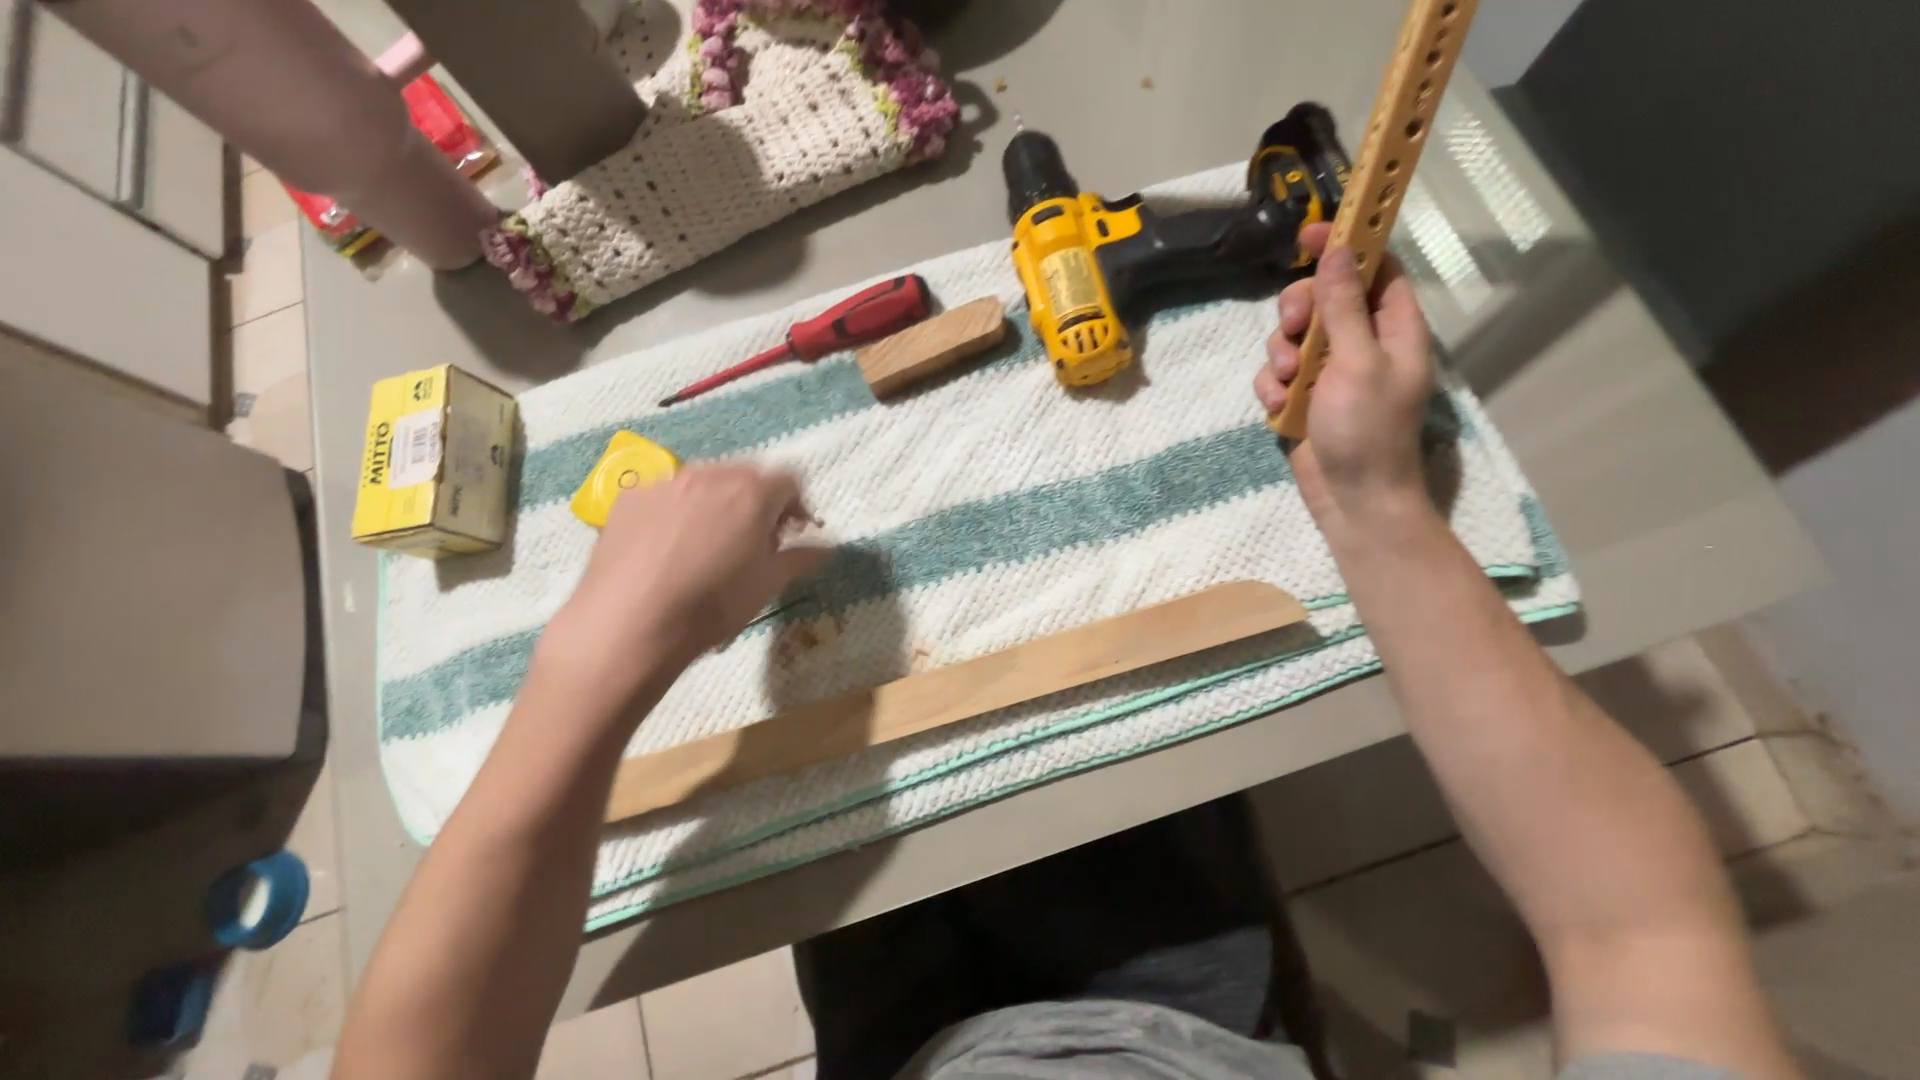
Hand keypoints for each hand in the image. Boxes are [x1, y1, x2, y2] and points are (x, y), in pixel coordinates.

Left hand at [541, 464, 832, 697]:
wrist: (630, 623)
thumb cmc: (713, 604)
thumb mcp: (768, 585)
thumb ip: (801, 558)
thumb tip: (826, 547)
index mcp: (753, 491)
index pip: (789, 480)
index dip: (796, 506)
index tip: (791, 535)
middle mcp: (711, 474)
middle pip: (746, 475)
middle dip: (757, 501)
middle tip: (754, 540)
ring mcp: (666, 482)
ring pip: (704, 481)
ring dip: (717, 502)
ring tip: (709, 543)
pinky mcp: (630, 497)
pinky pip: (666, 494)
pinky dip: (677, 511)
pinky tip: (668, 547)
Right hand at [1254, 225, 1435, 534]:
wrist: (1353, 499)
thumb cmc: (1368, 430)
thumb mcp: (1357, 362)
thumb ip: (1343, 307)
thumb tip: (1337, 252)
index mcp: (1393, 328)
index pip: (1375, 268)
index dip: (1346, 246)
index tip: (1310, 234)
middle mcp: (1362, 343)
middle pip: (1323, 298)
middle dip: (1298, 310)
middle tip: (1293, 327)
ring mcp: (1329, 372)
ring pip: (1292, 336)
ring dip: (1280, 354)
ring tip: (1287, 381)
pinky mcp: (1303, 398)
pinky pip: (1277, 374)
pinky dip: (1272, 387)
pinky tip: (1278, 406)